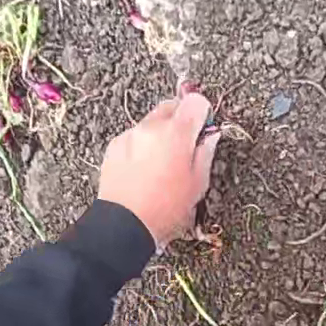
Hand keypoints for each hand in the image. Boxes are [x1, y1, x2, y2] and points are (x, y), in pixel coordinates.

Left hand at [97, 91, 219, 246]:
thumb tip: (210, 136)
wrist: (125, 223)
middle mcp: (152, 127)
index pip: (195, 101)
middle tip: (186, 147)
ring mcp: (131, 135)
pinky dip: (142, 146)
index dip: (203, 113)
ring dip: (160, 134)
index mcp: (177, 133)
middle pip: (172, 106)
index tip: (203, 128)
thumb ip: (205, 152)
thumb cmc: (165, 208)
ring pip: (152, 122)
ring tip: (163, 165)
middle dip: (181, 121)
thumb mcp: (198, 183)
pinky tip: (145, 170)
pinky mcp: (115, 146)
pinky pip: (134, 136)